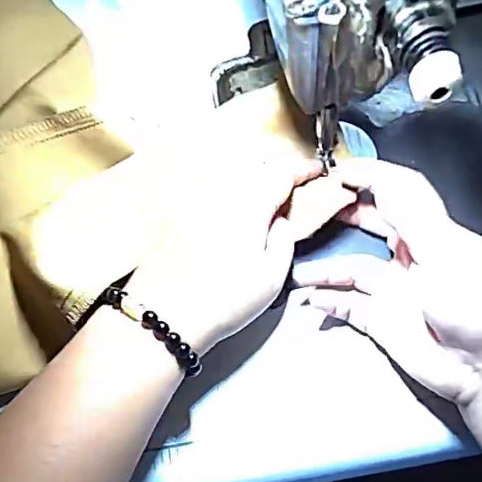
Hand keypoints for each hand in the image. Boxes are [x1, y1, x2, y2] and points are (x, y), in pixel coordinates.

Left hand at [122, 155, 355, 353]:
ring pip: (231, 180)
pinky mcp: (179, 217)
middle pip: (255, 168)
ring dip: (252, 185)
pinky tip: (233, 222)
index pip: (282, 172)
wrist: (167, 314)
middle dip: (277, 173)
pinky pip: (212, 196)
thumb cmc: (221, 300)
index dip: (302, 169)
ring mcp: (196, 203)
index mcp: (250, 203)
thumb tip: (282, 223)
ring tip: (265, 206)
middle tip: (293, 189)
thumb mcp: (272, 277)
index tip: (315, 171)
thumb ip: (284, 240)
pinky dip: (230, 199)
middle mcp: (221, 194)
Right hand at [294, 159, 481, 404]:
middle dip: (342, 211)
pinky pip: (348, 305)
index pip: (398, 190)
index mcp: (434, 232)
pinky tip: (312, 298)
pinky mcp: (384, 321)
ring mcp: (396, 290)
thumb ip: (412, 217)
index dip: (370, 175)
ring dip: (325, 266)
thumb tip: (382, 183)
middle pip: (371, 223)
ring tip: (298, 265)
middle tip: (312, 204)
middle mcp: (412, 257)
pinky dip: (328, 300)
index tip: (339, 170)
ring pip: (351, 268)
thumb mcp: (447, 252)